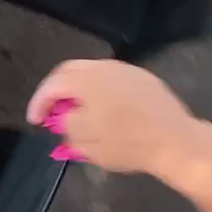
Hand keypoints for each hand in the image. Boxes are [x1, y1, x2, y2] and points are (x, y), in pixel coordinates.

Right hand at [26, 60, 206, 177]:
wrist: (176, 141)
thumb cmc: (127, 143)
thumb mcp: (87, 143)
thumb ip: (67, 126)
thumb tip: (63, 118)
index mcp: (87, 80)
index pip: (52, 84)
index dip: (39, 103)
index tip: (35, 121)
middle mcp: (105, 67)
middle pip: (71, 72)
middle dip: (56, 91)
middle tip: (52, 112)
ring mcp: (127, 70)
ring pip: (93, 73)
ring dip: (79, 90)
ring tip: (77, 112)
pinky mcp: (144, 79)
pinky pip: (113, 79)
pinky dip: (100, 92)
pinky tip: (104, 110)